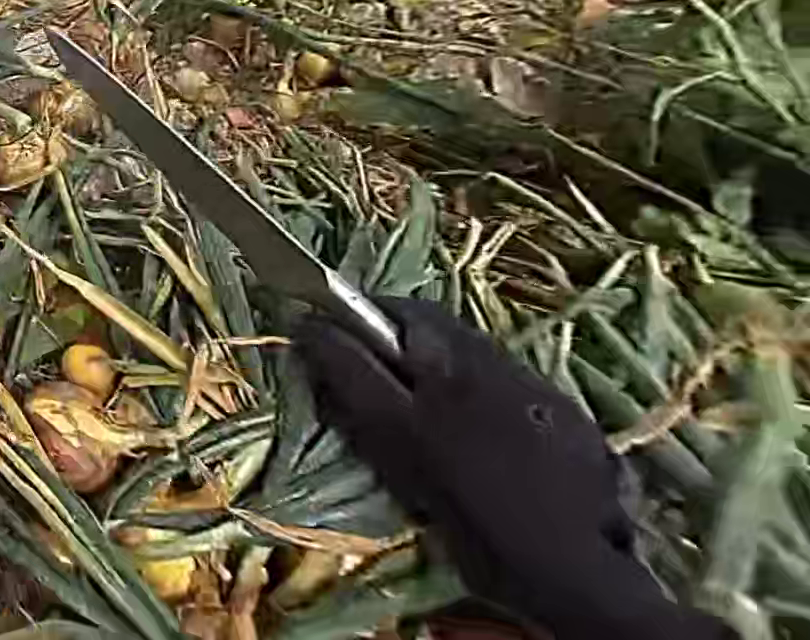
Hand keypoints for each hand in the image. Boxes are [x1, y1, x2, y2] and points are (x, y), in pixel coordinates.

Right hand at [295, 297, 726, 639]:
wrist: (572, 576)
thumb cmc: (458, 489)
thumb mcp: (383, 425)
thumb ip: (343, 365)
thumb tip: (305, 319)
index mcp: (456, 353)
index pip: (397, 307)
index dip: (357, 318)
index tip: (333, 345)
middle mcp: (508, 362)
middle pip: (436, 336)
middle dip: (396, 353)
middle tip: (369, 391)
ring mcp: (551, 400)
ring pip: (472, 370)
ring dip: (439, 383)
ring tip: (420, 424)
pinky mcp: (578, 436)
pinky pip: (509, 402)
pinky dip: (479, 412)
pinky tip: (475, 450)